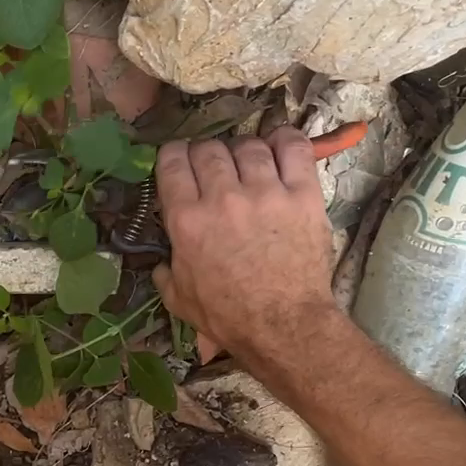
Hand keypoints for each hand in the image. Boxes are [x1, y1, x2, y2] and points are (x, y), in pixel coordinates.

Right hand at [152, 126, 343, 371]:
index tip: (176, 161)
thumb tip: (162, 260)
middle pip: (209, 149)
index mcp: (186, 221)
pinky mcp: (302, 194)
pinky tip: (277, 147)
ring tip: (245, 164)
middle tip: (211, 168)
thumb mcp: (178, 298)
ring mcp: (266, 192)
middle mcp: (223, 197)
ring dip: (242, 150)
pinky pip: (294, 148)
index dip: (172, 156)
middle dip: (204, 154)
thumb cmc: (226, 316)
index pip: (172, 163)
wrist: (282, 324)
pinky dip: (283, 141)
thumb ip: (165, 271)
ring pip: (248, 145)